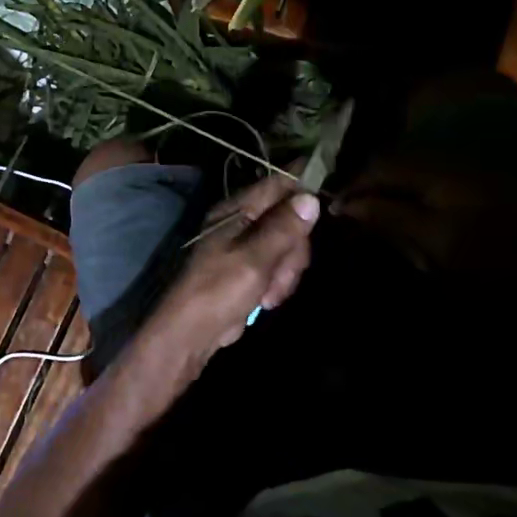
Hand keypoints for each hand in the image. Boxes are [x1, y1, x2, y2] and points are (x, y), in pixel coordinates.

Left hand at [137, 171, 319, 367]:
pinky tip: (267, 299)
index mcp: (237, 210)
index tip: (323, 205)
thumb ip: (283, 228)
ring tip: (271, 294)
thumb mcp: (255, 259)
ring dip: (287, 272)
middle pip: (290, 218)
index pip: (278, 184)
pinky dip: (278, 282)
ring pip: (288, 245)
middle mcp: (242, 221)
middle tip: (284, 273)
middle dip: (294, 249)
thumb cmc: (219, 290)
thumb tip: (310, 198)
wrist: (193, 332)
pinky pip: (279, 265)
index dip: (302, 191)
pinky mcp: (250, 267)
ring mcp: (246, 244)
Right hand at [332, 154, 516, 280]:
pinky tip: (408, 214)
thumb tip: (346, 204)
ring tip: (374, 214)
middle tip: (351, 212)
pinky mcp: (481, 187)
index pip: (381, 166)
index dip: (354, 186)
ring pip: (414, 172)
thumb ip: (388, 217)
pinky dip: (411, 194)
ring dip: (390, 189)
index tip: (334, 209)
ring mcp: (469, 173)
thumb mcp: (432, 243)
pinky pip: (432, 181)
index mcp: (436, 171)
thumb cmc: (490, 261)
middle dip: (370, 185)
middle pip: (397, 164)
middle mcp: (450, 162)